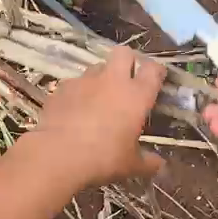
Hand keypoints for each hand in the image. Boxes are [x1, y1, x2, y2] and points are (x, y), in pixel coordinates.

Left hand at [22, 47, 165, 188]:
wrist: (58, 154)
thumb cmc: (103, 158)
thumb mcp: (131, 165)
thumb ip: (148, 162)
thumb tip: (159, 164)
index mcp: (136, 95)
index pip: (153, 69)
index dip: (157, 71)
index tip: (157, 79)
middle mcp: (111, 80)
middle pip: (123, 53)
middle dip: (128, 61)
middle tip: (127, 80)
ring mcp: (84, 81)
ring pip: (96, 67)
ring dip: (101, 78)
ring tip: (99, 98)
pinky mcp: (61, 88)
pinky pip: (74, 83)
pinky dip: (78, 92)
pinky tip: (75, 110)